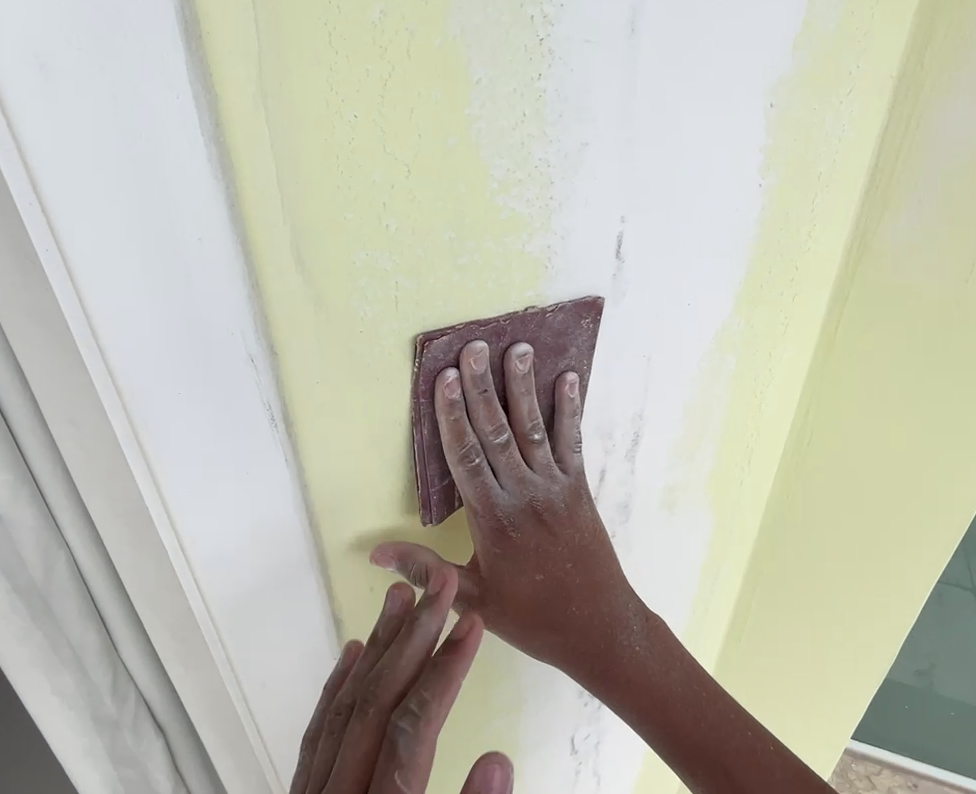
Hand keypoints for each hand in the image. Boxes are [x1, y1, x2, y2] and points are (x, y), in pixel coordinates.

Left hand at [291, 570, 511, 793]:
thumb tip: (498, 759)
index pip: (413, 730)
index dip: (445, 673)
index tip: (473, 624)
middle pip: (377, 705)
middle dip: (414, 639)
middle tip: (442, 584)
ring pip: (345, 709)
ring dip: (378, 648)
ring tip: (403, 596)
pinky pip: (317, 732)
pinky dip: (338, 686)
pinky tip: (355, 651)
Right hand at [373, 340, 646, 680]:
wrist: (598, 628)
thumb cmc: (530, 616)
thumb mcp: (471, 598)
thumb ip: (426, 570)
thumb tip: (377, 552)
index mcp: (493, 518)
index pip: (466, 458)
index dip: (453, 416)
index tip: (445, 379)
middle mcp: (523, 494)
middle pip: (497, 432)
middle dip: (483, 388)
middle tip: (474, 348)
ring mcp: (554, 486)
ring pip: (533, 429)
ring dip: (524, 387)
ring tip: (519, 347)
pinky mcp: (579, 487)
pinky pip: (571, 441)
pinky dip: (569, 409)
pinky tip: (568, 377)